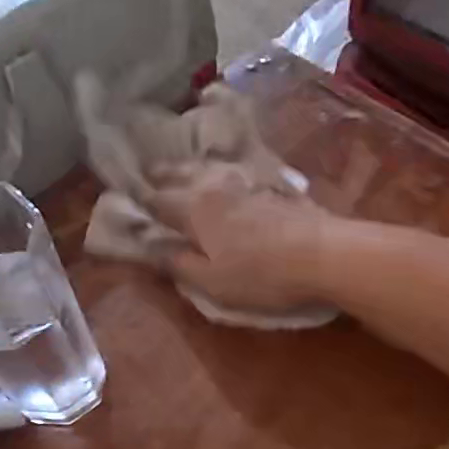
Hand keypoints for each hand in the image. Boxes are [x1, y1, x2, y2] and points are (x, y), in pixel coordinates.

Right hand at [147, 163, 336, 314]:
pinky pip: (237, 174)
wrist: (322, 254)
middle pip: (182, 175)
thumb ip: (178, 263)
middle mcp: (216, 187)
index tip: (125, 194)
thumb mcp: (211, 282)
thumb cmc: (260, 275)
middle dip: (162, 174)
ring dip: (191, 168)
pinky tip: (226, 175)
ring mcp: (247, 184)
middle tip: (148, 170)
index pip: (158, 200)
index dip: (141, 199)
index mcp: (194, 210)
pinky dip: (222, 173)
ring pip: (210, 170)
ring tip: (182, 167)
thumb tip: (150, 248)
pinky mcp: (273, 188)